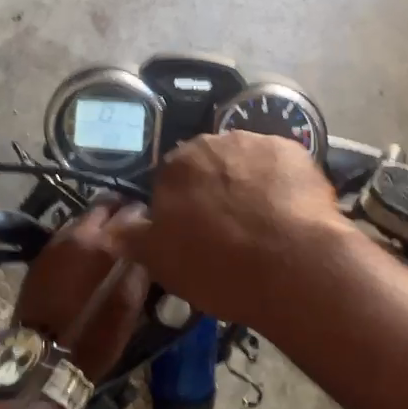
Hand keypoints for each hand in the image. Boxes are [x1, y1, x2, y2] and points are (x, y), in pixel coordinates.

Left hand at [14, 199, 150, 380]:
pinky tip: (90, 253)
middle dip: (121, 210)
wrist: (40, 358)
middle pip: (105, 203)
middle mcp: (79, 232)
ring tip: (113, 240)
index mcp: (105, 243)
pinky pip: (68, 231)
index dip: (147, 215)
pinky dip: (83, 235)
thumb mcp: (128, 305)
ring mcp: (56, 241)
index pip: (133, 209)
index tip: (155, 226)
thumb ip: (141, 268)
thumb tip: (149, 248)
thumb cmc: (93, 337)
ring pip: (85, 215)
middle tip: (134, 227)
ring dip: (100, 222)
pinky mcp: (42, 253)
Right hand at [120, 131, 346, 327]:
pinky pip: (282, 168)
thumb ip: (132, 238)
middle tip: (228, 231)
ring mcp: (260, 143)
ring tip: (264, 226)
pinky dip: (282, 186)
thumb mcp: (161, 262)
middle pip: (211, 166)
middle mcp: (216, 141)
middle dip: (216, 191)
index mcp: (177, 164)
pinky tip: (289, 216)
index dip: (181, 208)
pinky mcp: (298, 153)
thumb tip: (109, 228)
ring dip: (250, 185)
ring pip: (248, 165)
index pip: (170, 180)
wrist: (291, 267)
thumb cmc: (218, 266)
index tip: (193, 235)